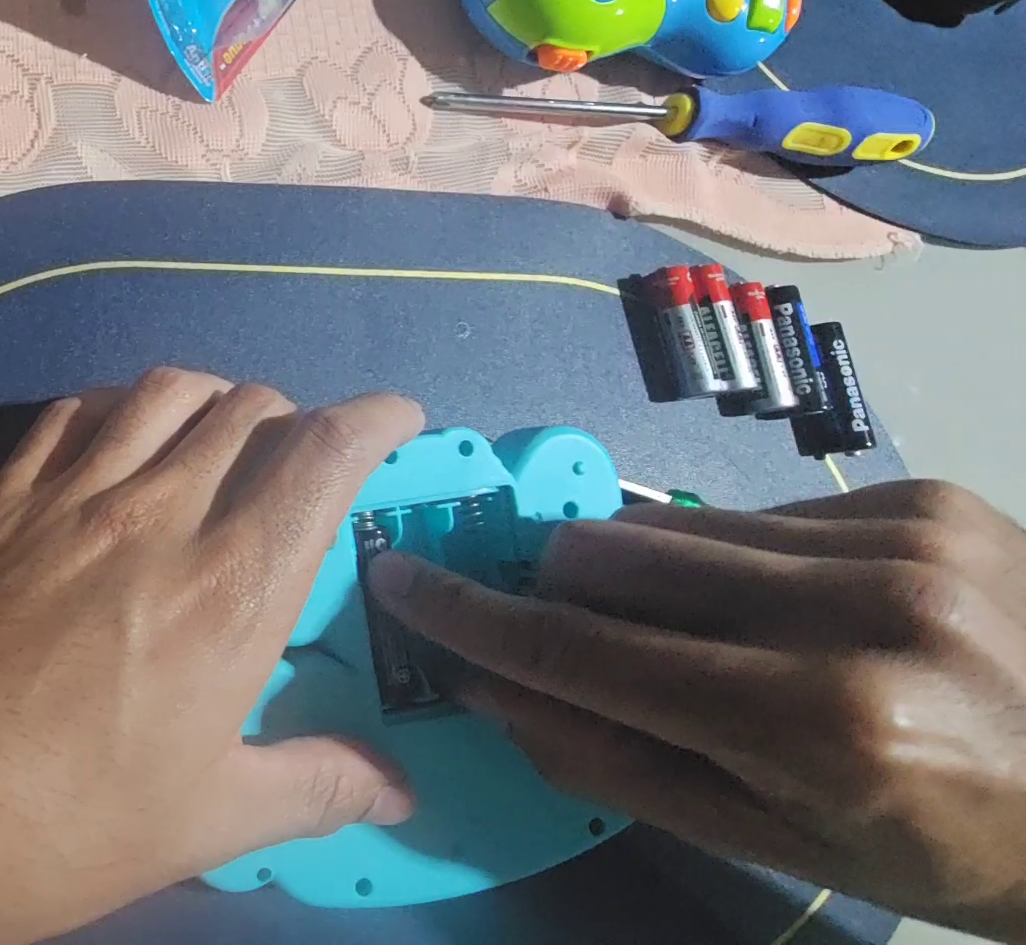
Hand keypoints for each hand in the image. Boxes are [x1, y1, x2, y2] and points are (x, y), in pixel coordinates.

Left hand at [0, 369, 424, 944]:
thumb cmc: (52, 829)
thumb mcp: (201, 823)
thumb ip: (312, 786)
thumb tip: (397, 787)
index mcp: (226, 592)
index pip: (319, 458)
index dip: (371, 420)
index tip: (393, 416)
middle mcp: (152, 516)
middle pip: (243, 408)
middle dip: (288, 413)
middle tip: (293, 450)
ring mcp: (62, 495)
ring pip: (159, 392)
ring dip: (206, 396)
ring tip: (213, 430)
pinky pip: (67, 414)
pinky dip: (112, 408)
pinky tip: (111, 438)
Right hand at [371, 480, 1025, 941]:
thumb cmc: (941, 845)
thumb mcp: (762, 835)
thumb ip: (603, 754)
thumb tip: (483, 684)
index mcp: (820, 726)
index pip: (579, 651)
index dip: (470, 617)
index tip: (400, 579)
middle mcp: (860, 614)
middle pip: (599, 553)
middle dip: (559, 592)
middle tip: (586, 635)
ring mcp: (900, 539)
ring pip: (655, 521)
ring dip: (638, 573)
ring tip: (708, 626)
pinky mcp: (923, 496)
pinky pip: (736, 511)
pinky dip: (722, 557)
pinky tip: (791, 602)